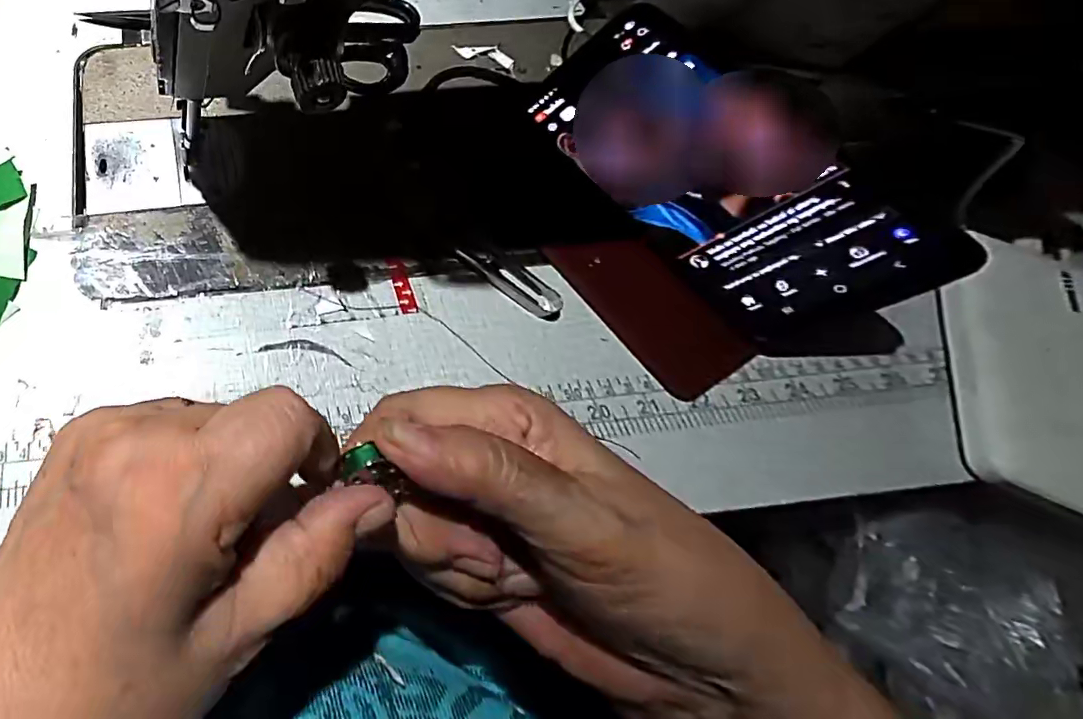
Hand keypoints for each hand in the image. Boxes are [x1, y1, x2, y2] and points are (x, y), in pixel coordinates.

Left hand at [0, 388, 393, 718]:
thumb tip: (374, 497)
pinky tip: (150, 511)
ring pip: (209, 414)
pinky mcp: (82, 424)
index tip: (305, 498)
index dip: (313, 448)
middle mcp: (139, 432)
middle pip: (248, 414)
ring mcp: (104, 422)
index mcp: (180, 486)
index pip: (287, 411)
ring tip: (187, 529)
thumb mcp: (233, 637)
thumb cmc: (118, 686)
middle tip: (238, 537)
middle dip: (263, 465)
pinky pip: (164, 417)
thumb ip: (313, 556)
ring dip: (220, 458)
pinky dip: (179, 453)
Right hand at [350, 385, 892, 718]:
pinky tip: (512, 593)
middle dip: (429, 528)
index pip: (404, 416)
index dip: (382, 458)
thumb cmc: (659, 571)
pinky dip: (458, 589)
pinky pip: (425, 569)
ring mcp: (471, 510)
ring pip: (405, 528)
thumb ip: (487, 471)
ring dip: (450, 565)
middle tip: (487, 555)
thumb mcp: (578, 517)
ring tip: (514, 576)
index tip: (389, 512)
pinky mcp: (470, 558)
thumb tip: (395, 434)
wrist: (701, 667)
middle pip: (395, 475)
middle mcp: (477, 453)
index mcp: (502, 417)